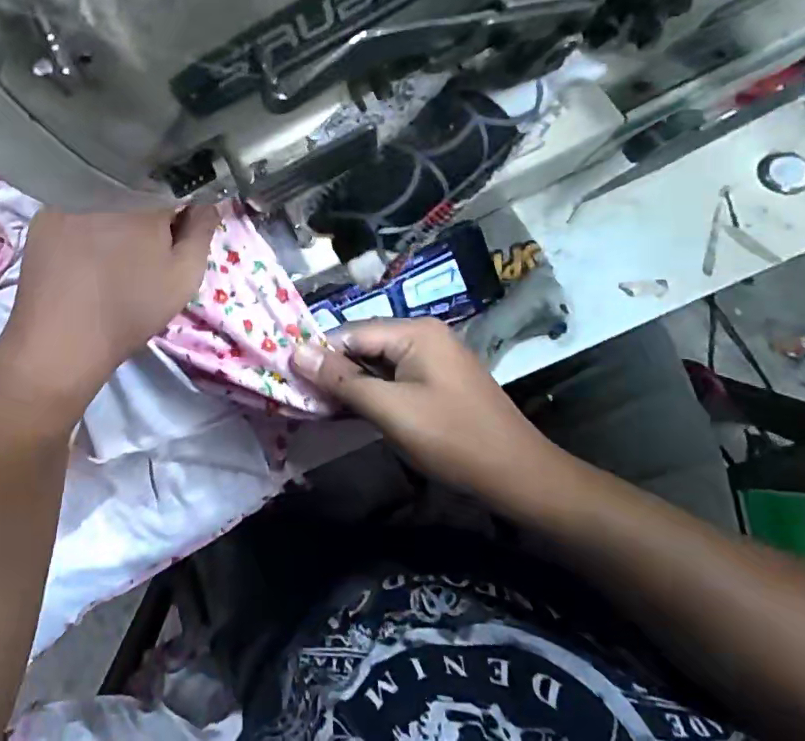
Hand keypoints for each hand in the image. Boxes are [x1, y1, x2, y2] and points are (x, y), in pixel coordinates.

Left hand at [0, 206, 220, 421]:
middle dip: (152, 207)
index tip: (184, 228)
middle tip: (152, 243)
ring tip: (120, 247)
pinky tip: (90, 249)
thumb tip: (209, 201)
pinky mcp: (43, 217)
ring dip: (120, 211)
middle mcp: (103, 187)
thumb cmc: (130, 310)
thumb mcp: (184, 275)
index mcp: (142, 197)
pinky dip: (90, 219)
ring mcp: (67, 199)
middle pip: (140, 184)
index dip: (184, 204)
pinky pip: (79, 206)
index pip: (176, 182)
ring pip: (108, 193)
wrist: (59, 344)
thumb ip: (203, 230)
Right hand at [290, 318, 562, 499]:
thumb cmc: (451, 438)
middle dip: (334, 370)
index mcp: (415, 332)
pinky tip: (354, 413)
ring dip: (352, 385)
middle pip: (365, 345)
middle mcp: (425, 335)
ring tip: (320, 408)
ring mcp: (434, 359)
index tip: (288, 379)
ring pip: (378, 365)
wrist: (516, 473)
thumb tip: (296, 352)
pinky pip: (396, 379)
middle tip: (301, 398)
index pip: (352, 332)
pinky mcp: (439, 382)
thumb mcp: (390, 410)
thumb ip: (342, 380)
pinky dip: (374, 394)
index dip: (319, 354)